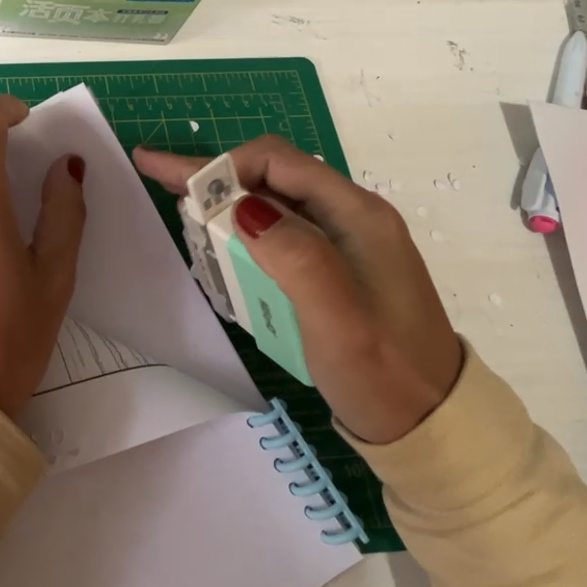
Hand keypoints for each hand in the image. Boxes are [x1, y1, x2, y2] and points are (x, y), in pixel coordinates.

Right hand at [134, 136, 463, 443]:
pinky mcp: (332, 265)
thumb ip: (294, 257)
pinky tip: (215, 238)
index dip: (219, 165)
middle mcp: (350, 216)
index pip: (276, 161)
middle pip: (270, 174)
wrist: (430, 424)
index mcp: (356, 215)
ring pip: (271, 199)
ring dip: (223, 198)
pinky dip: (238, 226)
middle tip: (156, 176)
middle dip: (212, 174)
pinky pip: (277, 229)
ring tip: (177, 203)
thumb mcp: (337, 320)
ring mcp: (342, 241)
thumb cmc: (383, 373)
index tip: (171, 182)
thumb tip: (242, 207)